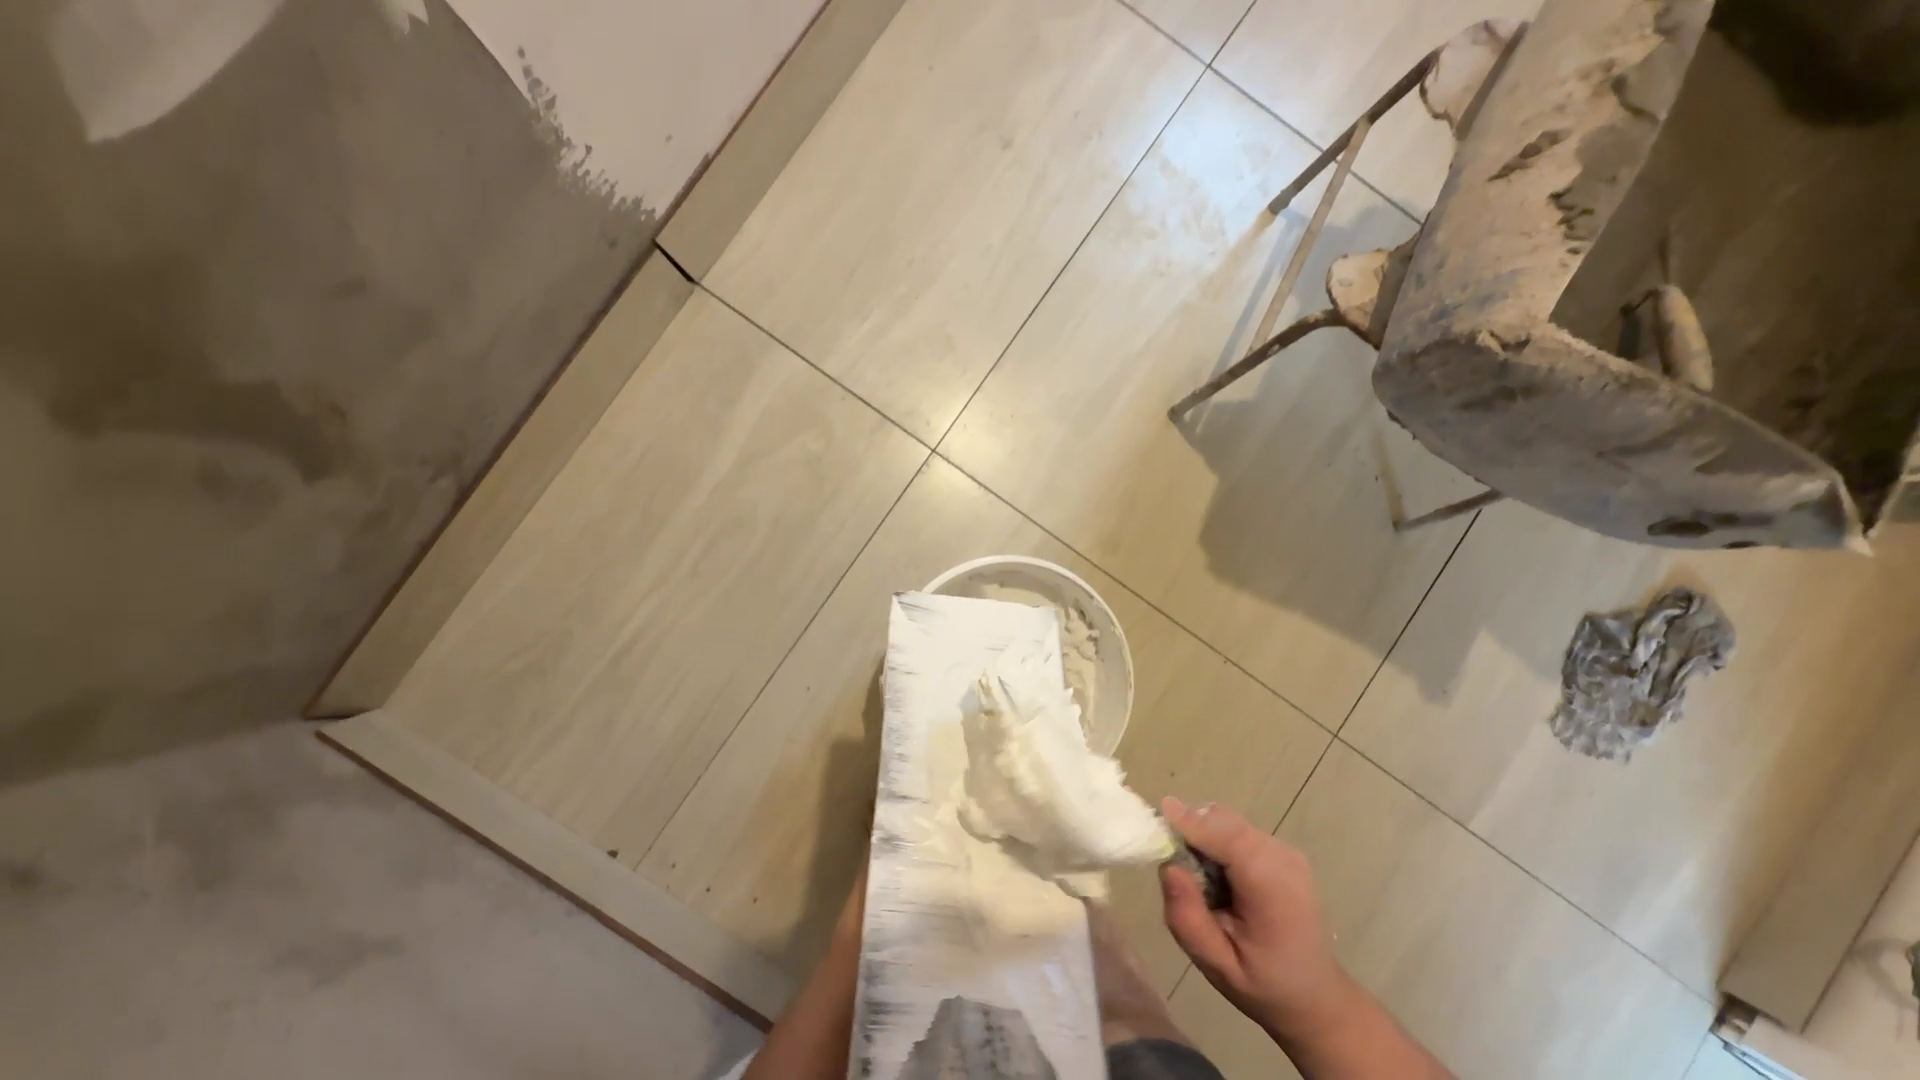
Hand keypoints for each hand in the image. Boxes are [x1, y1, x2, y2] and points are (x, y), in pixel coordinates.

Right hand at [1158, 796, 1351, 1038]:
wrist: (1314, 995)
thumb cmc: (1264, 984)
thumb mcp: (1217, 964)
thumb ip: (1188, 918)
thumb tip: (1169, 867)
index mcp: (1272, 886)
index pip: (1228, 837)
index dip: (1192, 822)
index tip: (1158, 813)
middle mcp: (1282, 857)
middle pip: (1224, 821)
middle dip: (1192, 831)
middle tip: (1175, 869)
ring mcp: (1285, 851)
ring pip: (1228, 822)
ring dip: (1204, 838)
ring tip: (1200, 882)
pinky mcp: (1280, 851)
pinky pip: (1236, 832)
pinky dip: (1216, 843)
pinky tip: (1219, 880)